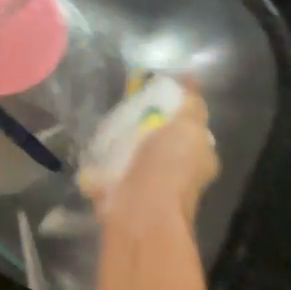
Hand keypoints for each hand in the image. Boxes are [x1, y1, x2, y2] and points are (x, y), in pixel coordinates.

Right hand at [85, 85, 218, 223]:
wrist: (140, 210)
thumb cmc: (169, 166)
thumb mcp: (188, 127)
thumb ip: (190, 106)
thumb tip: (191, 80)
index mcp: (199, 157)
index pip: (189, 128)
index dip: (174, 111)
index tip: (152, 94)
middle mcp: (177, 174)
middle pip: (159, 141)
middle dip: (142, 126)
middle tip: (124, 107)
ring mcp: (148, 186)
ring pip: (133, 156)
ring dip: (120, 144)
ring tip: (104, 125)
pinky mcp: (120, 194)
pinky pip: (109, 172)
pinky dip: (100, 163)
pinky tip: (92, 150)